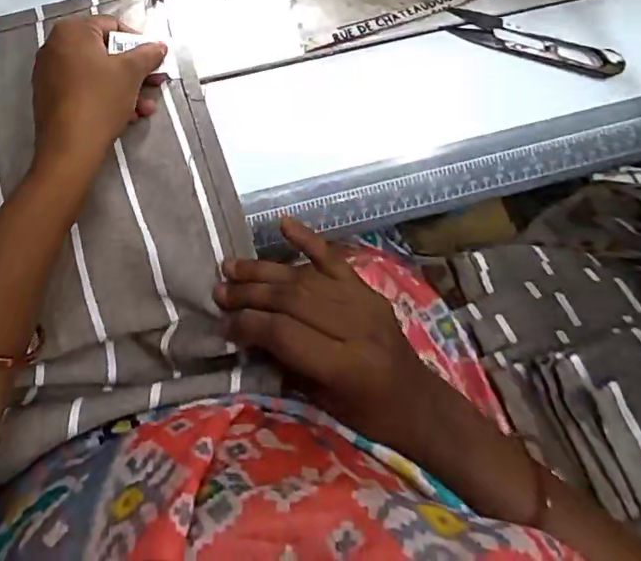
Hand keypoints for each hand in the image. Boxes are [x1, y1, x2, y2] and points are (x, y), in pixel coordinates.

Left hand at [31, 15, 166, 175]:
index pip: (112, 25)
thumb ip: (147, 54)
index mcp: (71, 31)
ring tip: (145, 107)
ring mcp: (48, 73)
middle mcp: (54, 46)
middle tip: (155, 82)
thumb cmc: (100, 99)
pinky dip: (105, 97)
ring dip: (125, 87)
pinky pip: (83, 88)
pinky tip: (127, 115)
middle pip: (104, 51)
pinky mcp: (49, 97)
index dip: (138, 41)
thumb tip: (158, 46)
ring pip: (96, 73)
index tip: (153, 59)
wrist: (69, 149)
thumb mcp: (131, 72)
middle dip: (134, 69)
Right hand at [216, 218, 433, 448]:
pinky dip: (307, 239)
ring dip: (263, 270)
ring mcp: (364, 302)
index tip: (222, 325)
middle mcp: (356, 327)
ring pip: (303, 278)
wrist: (420, 405)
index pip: (284, 334)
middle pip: (291, 299)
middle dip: (249, 294)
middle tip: (219, 291)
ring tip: (231, 267)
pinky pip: (332, 258)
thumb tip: (244, 331)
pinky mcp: (367, 289)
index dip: (248, 326)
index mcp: (347, 365)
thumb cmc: (369, 417)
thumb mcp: (323, 403)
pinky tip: (283, 224)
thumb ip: (286, 363)